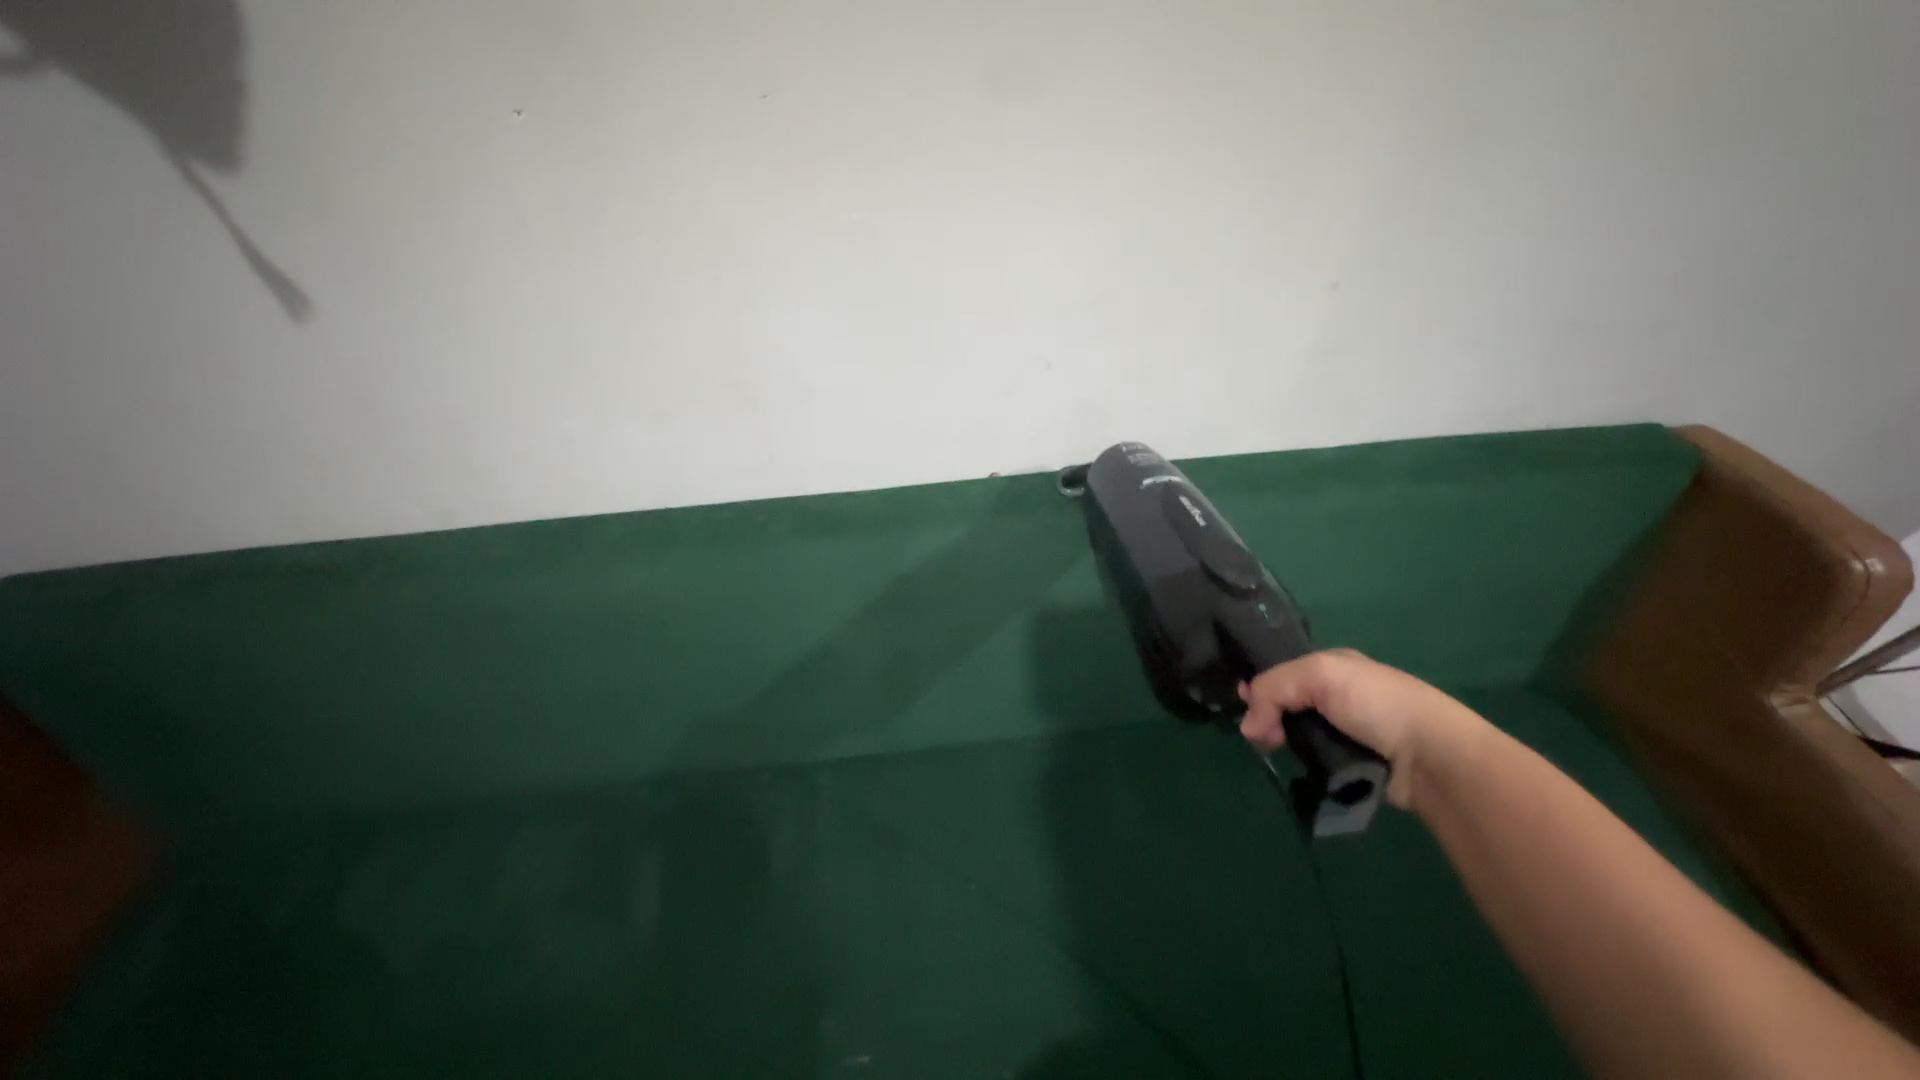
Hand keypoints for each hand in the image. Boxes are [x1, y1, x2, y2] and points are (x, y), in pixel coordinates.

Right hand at [1237, 649, 1487, 807]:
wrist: (1431, 755)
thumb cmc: (1376, 704)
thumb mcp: (1319, 675)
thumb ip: (1274, 688)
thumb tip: (1249, 725)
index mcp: (1336, 666)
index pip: (1284, 670)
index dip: (1260, 685)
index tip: (1243, 704)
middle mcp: (1342, 695)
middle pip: (1287, 703)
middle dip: (1267, 716)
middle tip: (1261, 735)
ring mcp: (1350, 731)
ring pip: (1299, 734)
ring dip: (1284, 742)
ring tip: (1277, 752)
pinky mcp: (1355, 763)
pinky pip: (1316, 760)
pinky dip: (1304, 764)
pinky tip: (1299, 767)